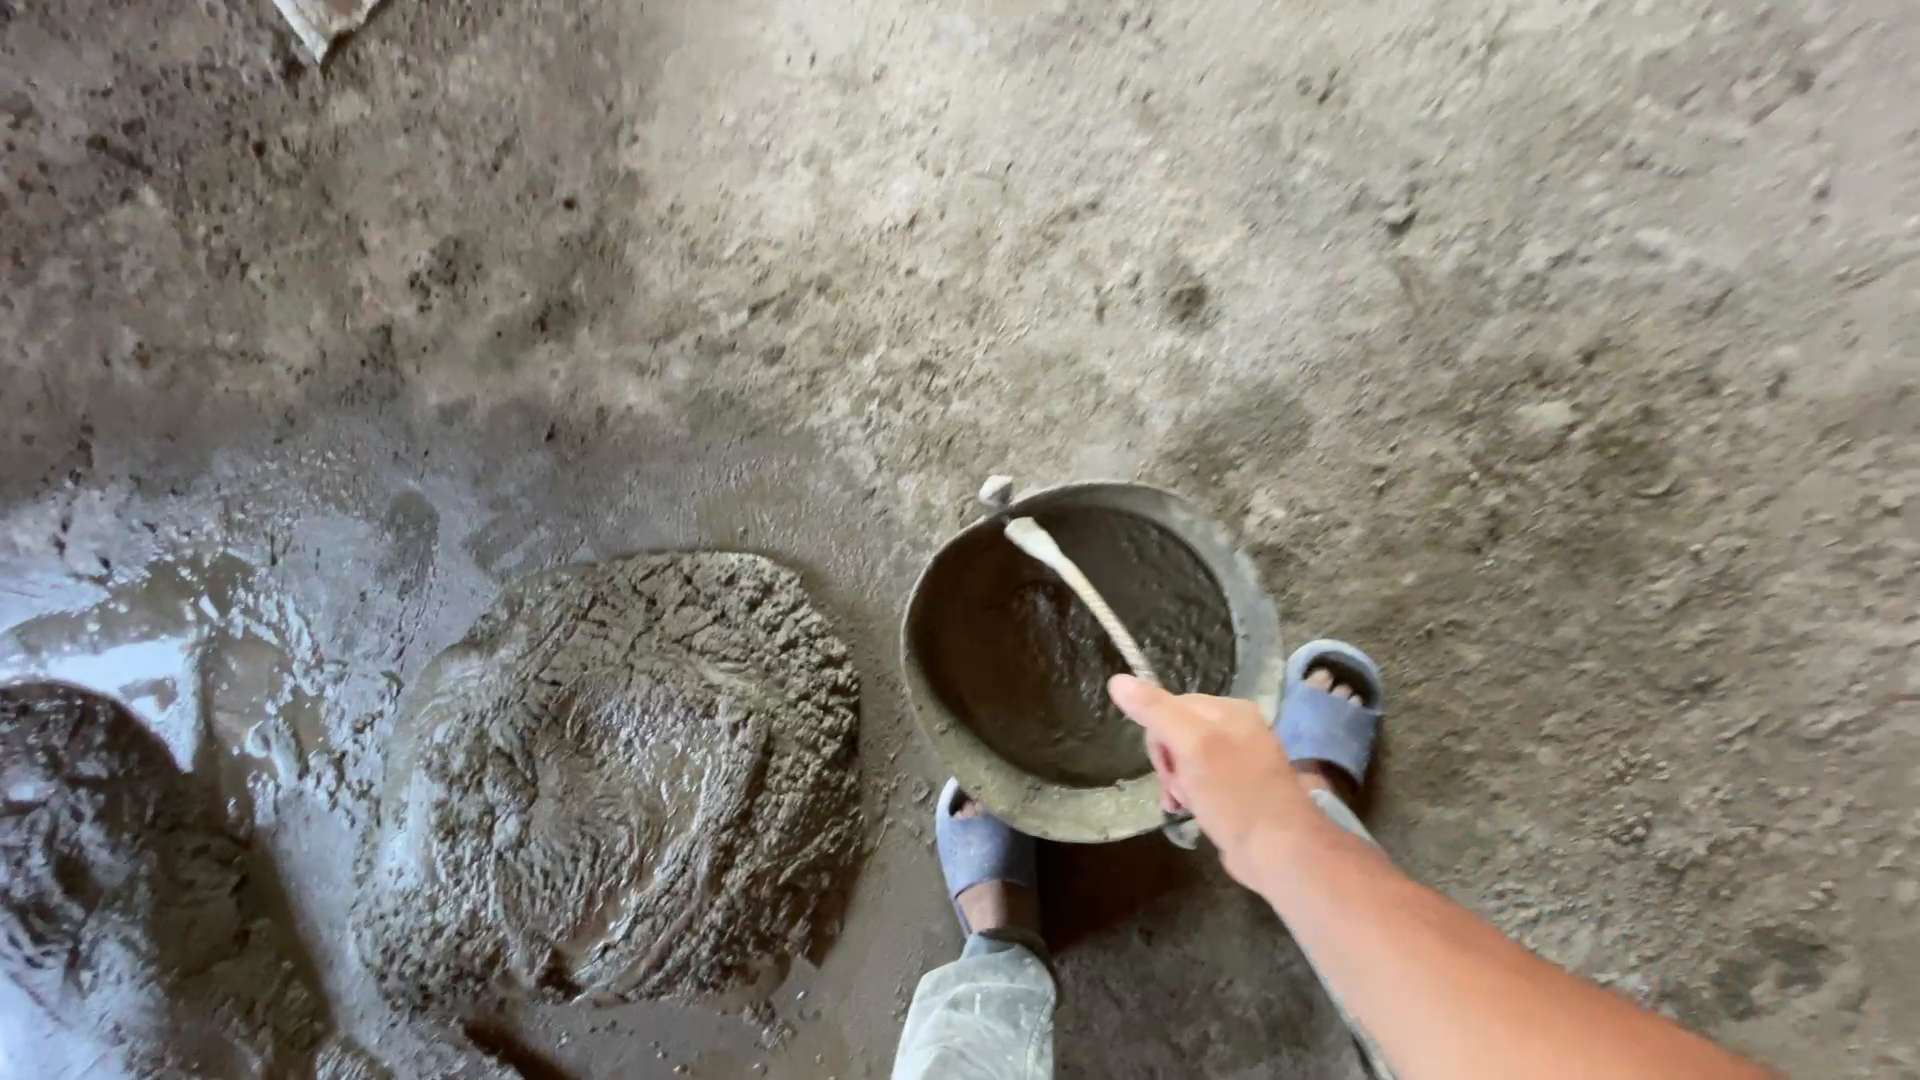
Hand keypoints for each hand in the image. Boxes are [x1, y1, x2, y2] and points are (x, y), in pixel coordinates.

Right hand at [1109, 675, 1315, 874]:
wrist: (1279, 852)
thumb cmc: (1234, 793)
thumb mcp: (1191, 745)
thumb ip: (1155, 710)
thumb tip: (1117, 681)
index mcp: (1229, 709)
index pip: (1170, 705)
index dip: (1158, 736)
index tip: (1166, 764)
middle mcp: (1236, 728)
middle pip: (1175, 733)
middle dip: (1167, 762)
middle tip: (1177, 786)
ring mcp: (1238, 761)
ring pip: (1183, 760)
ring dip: (1175, 782)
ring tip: (1183, 803)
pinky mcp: (1237, 790)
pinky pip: (1199, 781)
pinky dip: (1188, 795)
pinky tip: (1188, 810)